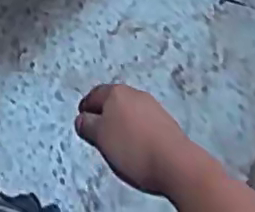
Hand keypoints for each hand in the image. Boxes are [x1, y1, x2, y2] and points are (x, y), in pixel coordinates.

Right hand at [73, 84, 210, 196]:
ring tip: (116, 139)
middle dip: (103, 112)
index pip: (94, 95)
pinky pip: (142, 119)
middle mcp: (133, 92)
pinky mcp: (164, 119)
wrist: (174, 161)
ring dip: (120, 120)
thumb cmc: (133, 149)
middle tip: (97, 129)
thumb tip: (80, 119)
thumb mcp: (101, 139)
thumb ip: (87, 126)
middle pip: (112, 100)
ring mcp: (150, 104)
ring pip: (128, 109)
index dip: (85, 107)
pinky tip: (136, 142)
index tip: (81, 119)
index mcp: (115, 92)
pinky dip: (134, 127)